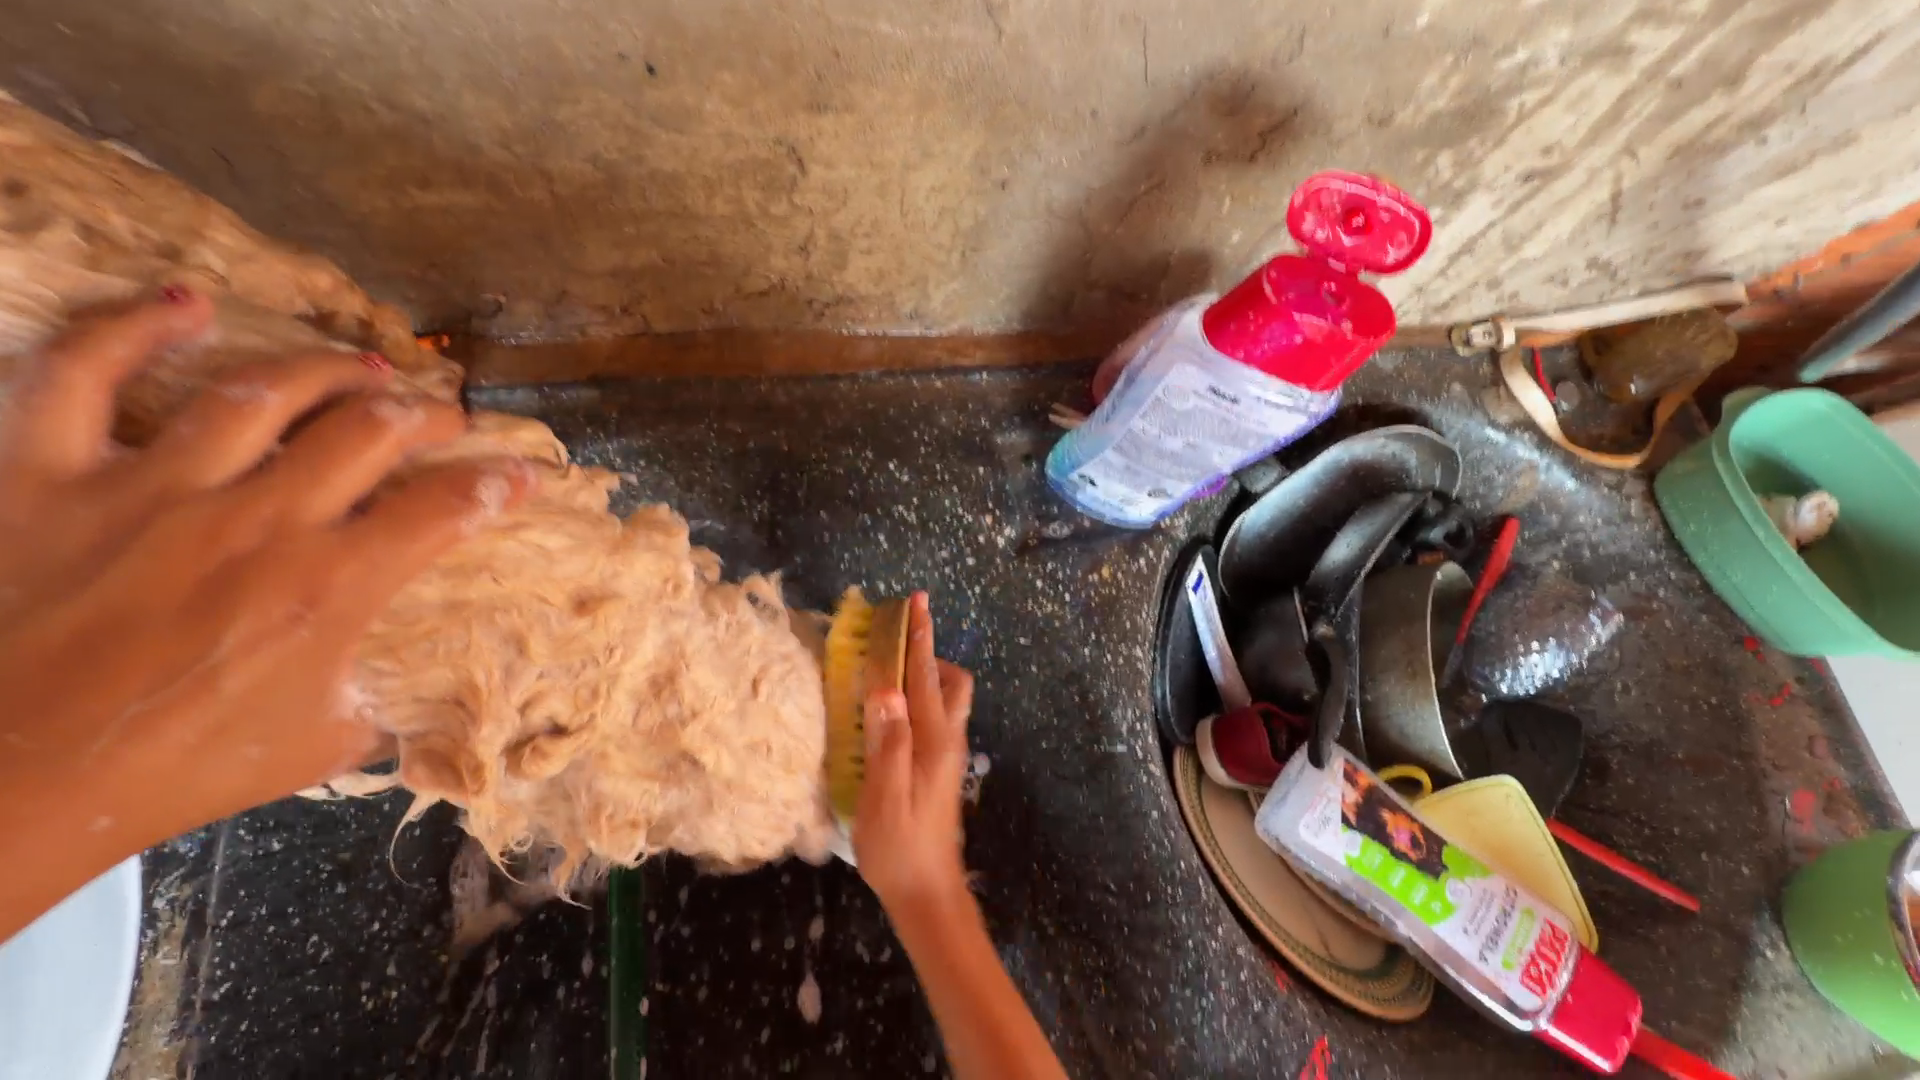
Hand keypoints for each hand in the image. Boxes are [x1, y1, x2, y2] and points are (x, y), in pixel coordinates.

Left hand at [0, 289, 530, 934]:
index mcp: (330, 585)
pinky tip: (184, 305)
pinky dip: (129, 329)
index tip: (525, 474)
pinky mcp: (48, 479)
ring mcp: (152, 490)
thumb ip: (388, 697)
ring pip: (265, 392)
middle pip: (373, 432)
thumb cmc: (179, 769)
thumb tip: (425, 687)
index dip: (502, 484)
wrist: (6, 788)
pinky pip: (79, 376)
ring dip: (333, 369)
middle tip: (447, 417)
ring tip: (368, 366)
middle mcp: (258, 521)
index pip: (448, 509)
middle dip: (430, 416)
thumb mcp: (327, 742)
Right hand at [853, 591, 974, 910]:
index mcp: (934, 741)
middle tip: (895, 643)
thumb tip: (886, 689)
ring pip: (946, 699)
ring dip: (923, 676)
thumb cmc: (900, 847)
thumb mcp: (884, 796)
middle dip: (929, 653)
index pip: (927, 677)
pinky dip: (918, 699)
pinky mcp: (939, 768)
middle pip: (952, 682)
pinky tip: (889, 712)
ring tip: (886, 672)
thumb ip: (887, 741)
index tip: (916, 602)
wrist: (927, 893)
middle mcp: (947, 740)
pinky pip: (935, 717)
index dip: (920, 638)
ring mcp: (946, 755)